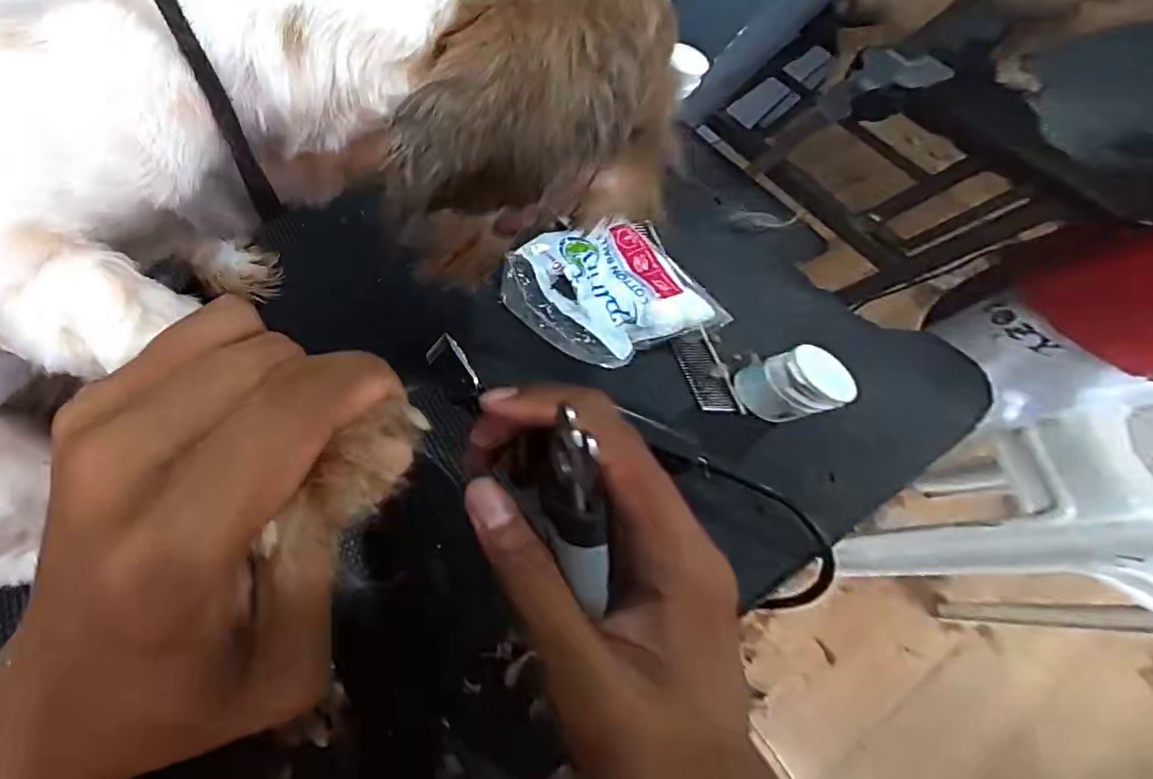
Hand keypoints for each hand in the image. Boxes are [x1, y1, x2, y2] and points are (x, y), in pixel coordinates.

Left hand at [0, 297, 404, 778]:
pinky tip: (231, 405)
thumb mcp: (291, 656)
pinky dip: (235, 353)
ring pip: (234, 330)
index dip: (353, 382)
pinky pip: (196, 329)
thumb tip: (379, 429)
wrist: (61, 696)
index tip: (389, 394)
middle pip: (264, 361)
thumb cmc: (183, 694)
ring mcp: (92, 422)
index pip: (282, 416)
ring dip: (280, 366)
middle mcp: (118, 467)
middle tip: (334, 432)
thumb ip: (336, 533)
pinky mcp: (83, 401)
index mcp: (172, 551)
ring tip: (278, 422)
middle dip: (324, 383)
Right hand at [465, 387, 769, 778]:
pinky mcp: (643, 559)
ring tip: (484, 464)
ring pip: (598, 463)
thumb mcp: (579, 666)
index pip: (615, 438)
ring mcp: (662, 542)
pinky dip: (548, 484)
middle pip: (606, 439)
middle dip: (536, 425)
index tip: (487, 412)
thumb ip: (528, 576)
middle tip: (475, 446)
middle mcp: (676, 528)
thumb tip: (477, 488)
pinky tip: (514, 495)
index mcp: (678, 545)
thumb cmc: (649, 750)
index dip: (550, 408)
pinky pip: (595, 499)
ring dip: (538, 450)